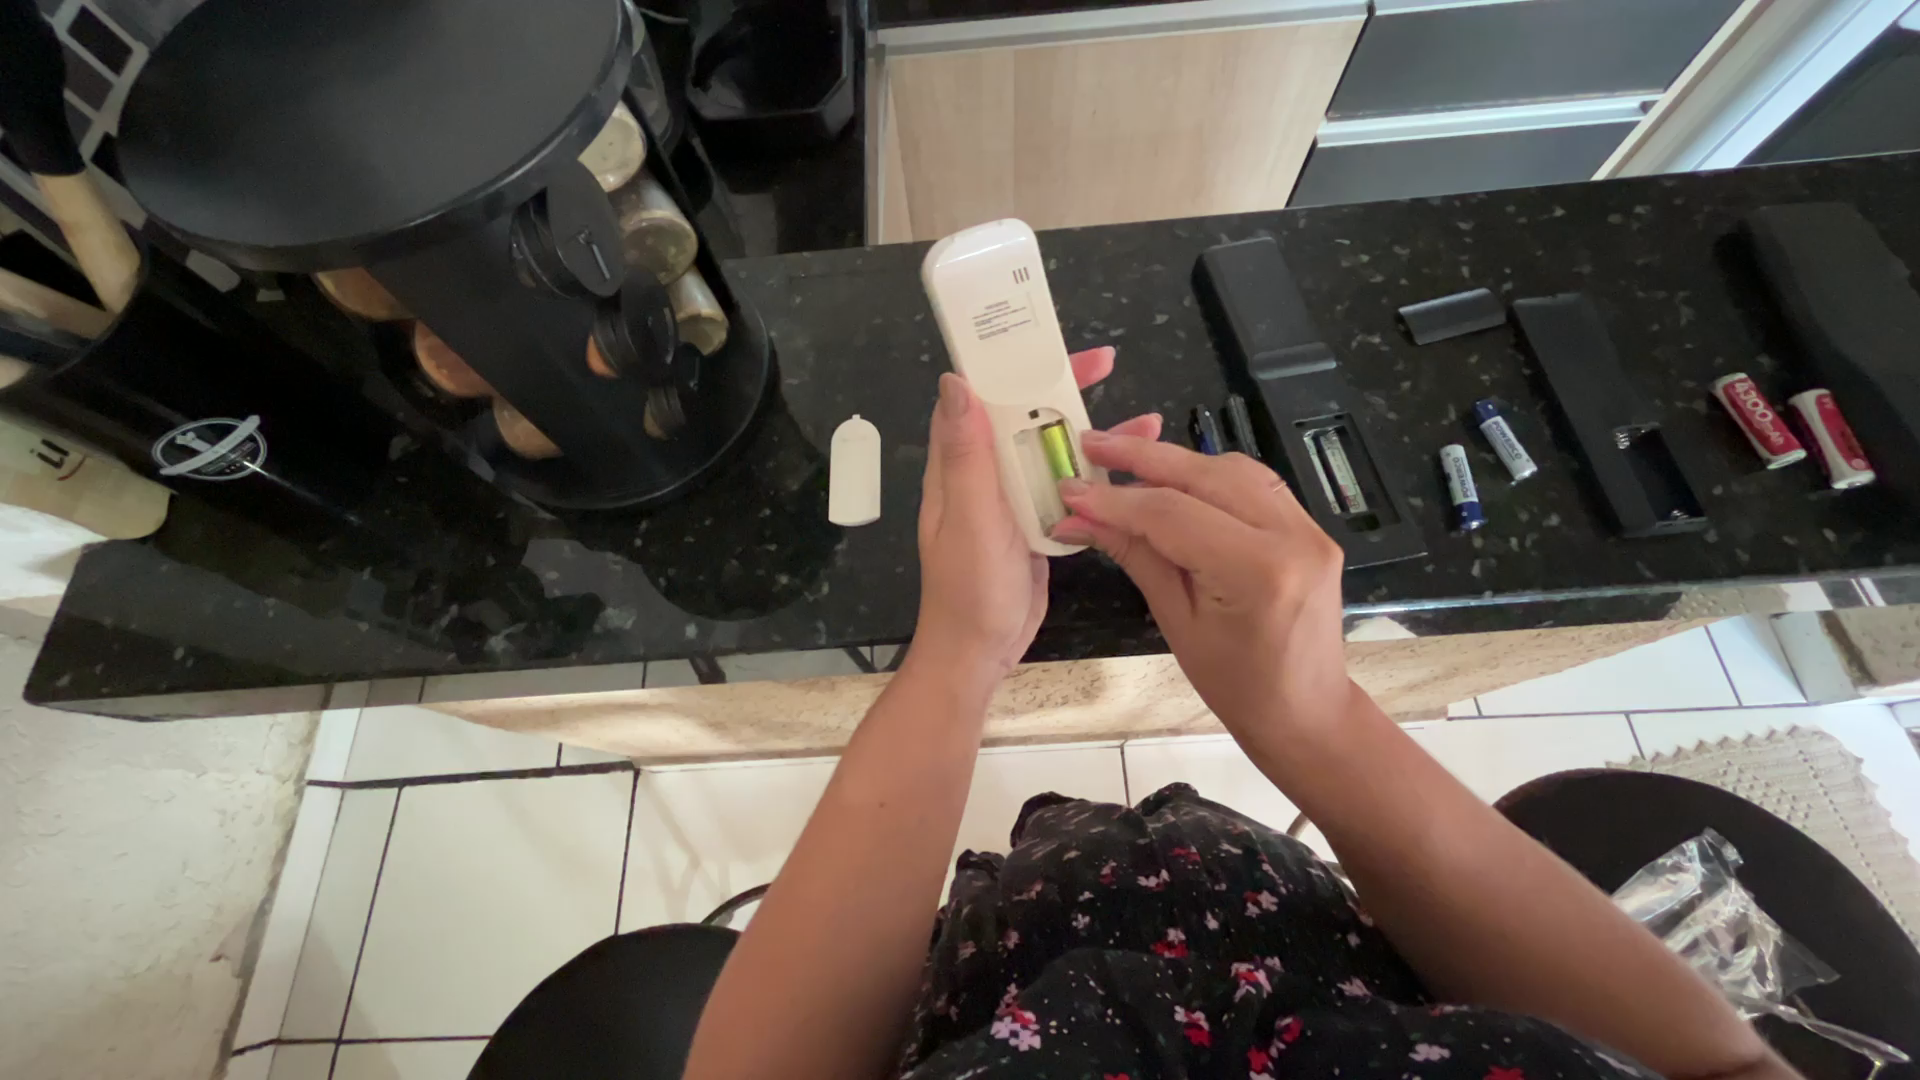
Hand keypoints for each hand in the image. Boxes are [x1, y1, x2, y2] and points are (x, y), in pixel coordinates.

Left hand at [911, 347, 1160, 683]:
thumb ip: (965, 455)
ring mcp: (1011, 500)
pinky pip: (1066, 487)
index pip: (981, 397)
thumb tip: (956, 381)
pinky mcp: (1036, 524)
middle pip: (1023, 417)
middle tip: (1108, 364)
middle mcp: (984, 474)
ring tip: (1145, 418)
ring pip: (1051, 451)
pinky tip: (1133, 470)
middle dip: (1061, 387)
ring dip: (1090, 432)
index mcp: (960, 465)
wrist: (980, 650)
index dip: (1011, 364)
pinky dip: (1096, 474)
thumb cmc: (969, 588)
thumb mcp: (969, 518)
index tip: (1048, 343)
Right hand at [1050, 435, 1353, 739]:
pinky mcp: (1309, 525)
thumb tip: (1078, 519)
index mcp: (1258, 572)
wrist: (1305, 709)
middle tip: (1091, 444)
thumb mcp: (1175, 621)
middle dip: (1142, 456)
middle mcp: (1292, 536)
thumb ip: (1134, 555)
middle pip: (1204, 474)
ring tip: (1124, 458)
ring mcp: (1308, 526)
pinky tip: (1172, 478)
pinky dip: (1206, 474)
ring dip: (1175, 460)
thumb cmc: (1235, 684)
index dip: (1115, 499)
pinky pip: (1252, 483)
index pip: (1172, 514)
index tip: (1071, 491)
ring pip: (1231, 468)